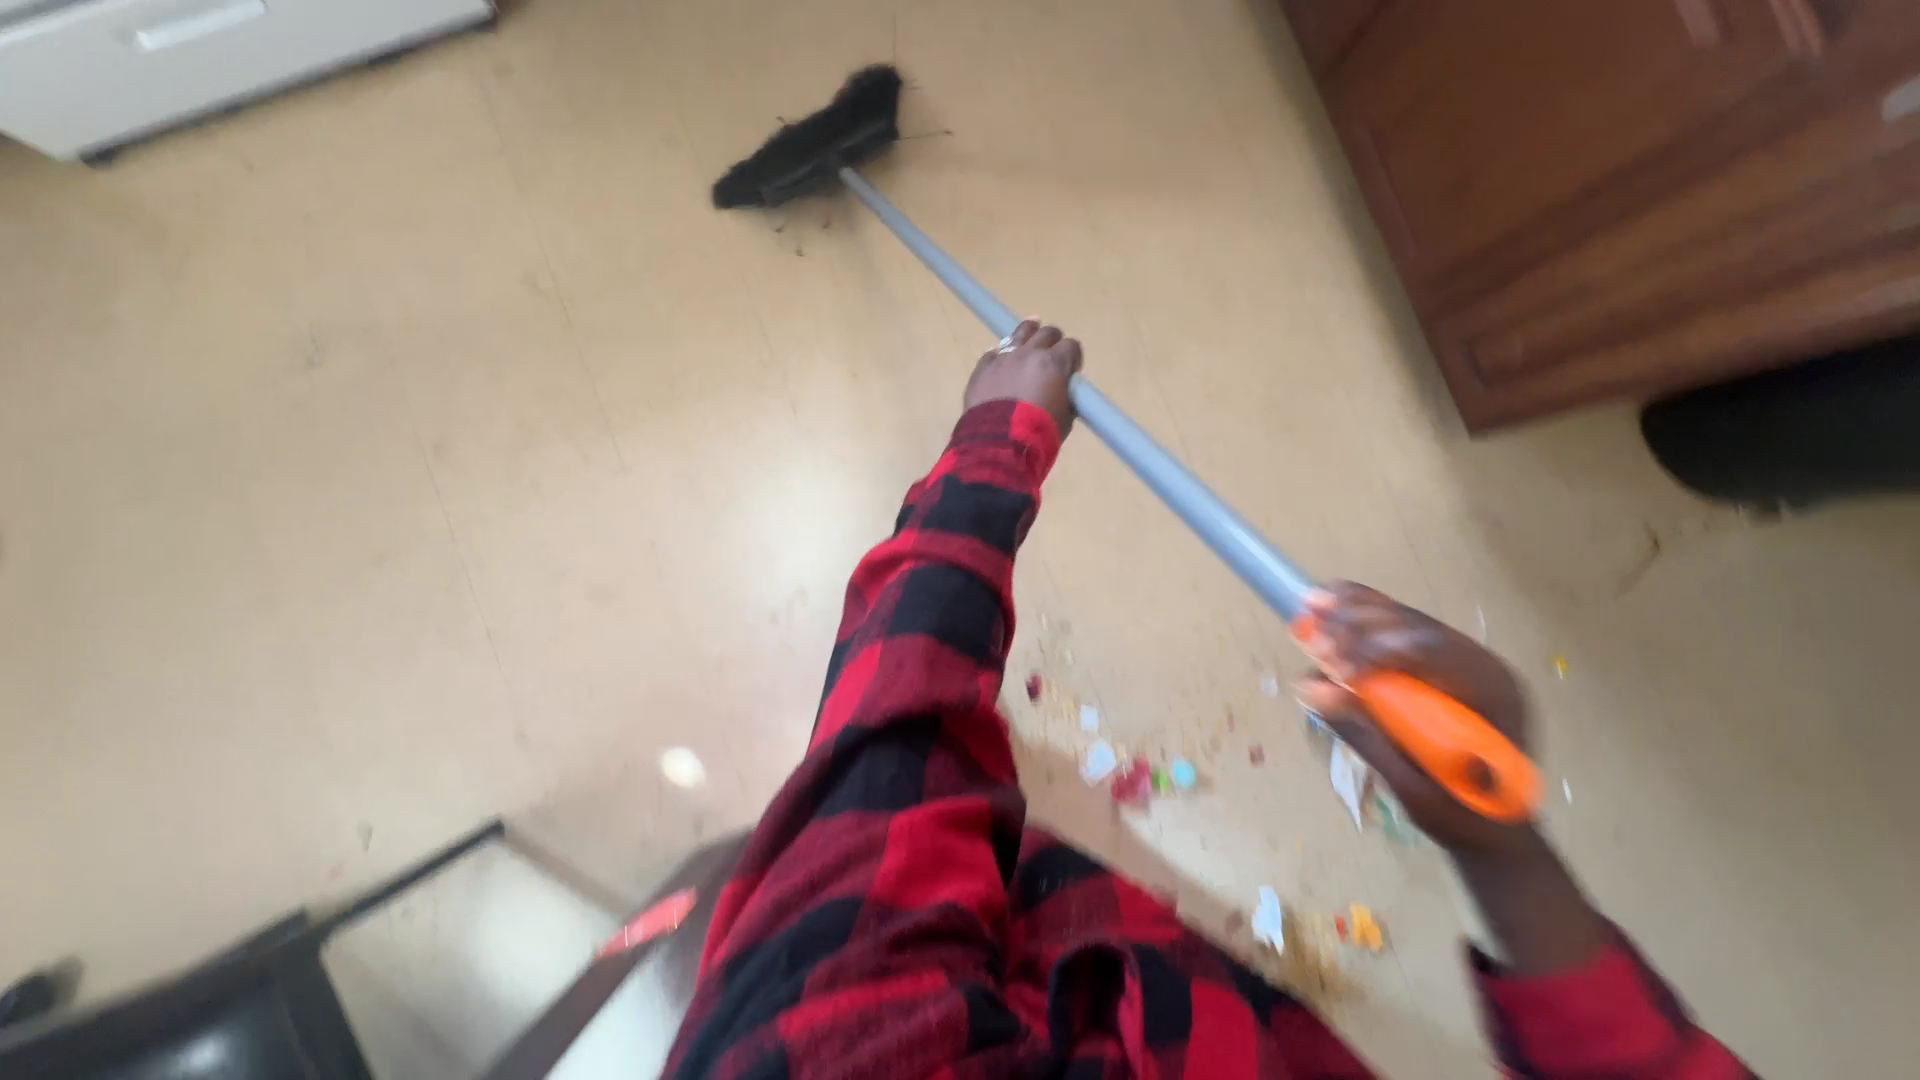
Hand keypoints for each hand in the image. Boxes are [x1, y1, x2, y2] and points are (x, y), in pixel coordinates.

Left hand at [964, 319, 1082, 436]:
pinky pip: (994, 352)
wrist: (999, 443)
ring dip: (1028, 334)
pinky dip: (1001, 356)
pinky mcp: (983, 367)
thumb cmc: (1039, 432)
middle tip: (1050, 356)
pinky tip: (1002, 364)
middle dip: (1052, 342)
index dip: (1073, 357)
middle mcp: (1029, 353)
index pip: (1071, 345)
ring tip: (1028, 341)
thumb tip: (1062, 390)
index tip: (1070, 370)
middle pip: (1046, 332)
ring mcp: (1004, 357)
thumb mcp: (1065, 417)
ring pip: (1019, 332)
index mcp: (1054, 363)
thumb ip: (1066, 396)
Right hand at [1293, 582, 1534, 857]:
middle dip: (1358, 625)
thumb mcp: (1412, 785)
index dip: (1377, 651)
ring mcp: (1462, 661)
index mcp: (1491, 695)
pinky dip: (1361, 615)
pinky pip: (1399, 629)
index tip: (1332, 664)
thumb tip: (1311, 687)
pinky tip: (1327, 604)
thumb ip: (1365, 734)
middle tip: (1307, 627)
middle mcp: (1481, 666)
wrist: (1494, 831)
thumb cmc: (1461, 816)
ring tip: (1309, 604)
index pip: (1433, 652)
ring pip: (1405, 621)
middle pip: (1415, 627)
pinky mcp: (1438, 663)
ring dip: (1355, 610)